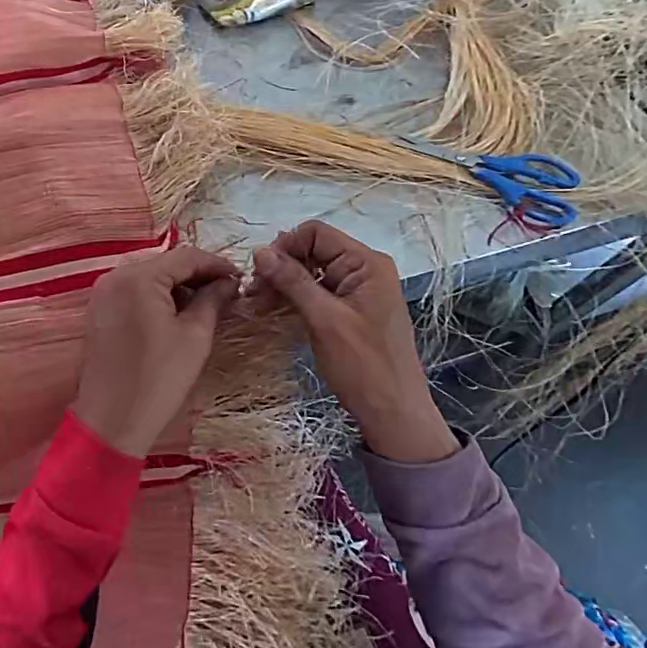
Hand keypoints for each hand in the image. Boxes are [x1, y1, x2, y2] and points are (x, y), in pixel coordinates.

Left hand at [72, 247, 239, 457]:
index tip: (241, 279)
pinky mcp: (99, 308)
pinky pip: (133, 290)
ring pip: (149, 276)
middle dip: (197, 275)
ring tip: (207, 305)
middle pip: (164, 263)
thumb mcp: (194, 337)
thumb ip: (212, 301)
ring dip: (177, 285)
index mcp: (138, 277)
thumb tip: (228, 283)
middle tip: (227, 293)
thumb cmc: (158, 379)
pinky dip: (157, 296)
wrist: (111, 418)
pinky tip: (178, 313)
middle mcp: (115, 275)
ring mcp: (103, 291)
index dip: (216, 264)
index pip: (185, 256)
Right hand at [247, 222, 457, 463]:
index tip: (260, 272)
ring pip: (307, 270)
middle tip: (253, 292)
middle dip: (279, 265)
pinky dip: (290, 296)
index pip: (316, 233)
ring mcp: (355, 289)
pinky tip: (270, 308)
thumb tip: (259, 251)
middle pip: (310, 249)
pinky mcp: (346, 308)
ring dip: (280, 282)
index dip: (284, 246)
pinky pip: (313, 290)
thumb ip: (292, 281)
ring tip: (256, 302)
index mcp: (366, 264)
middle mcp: (362, 269)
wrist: (393, 413)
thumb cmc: (364, 366)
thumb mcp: (324, 319)